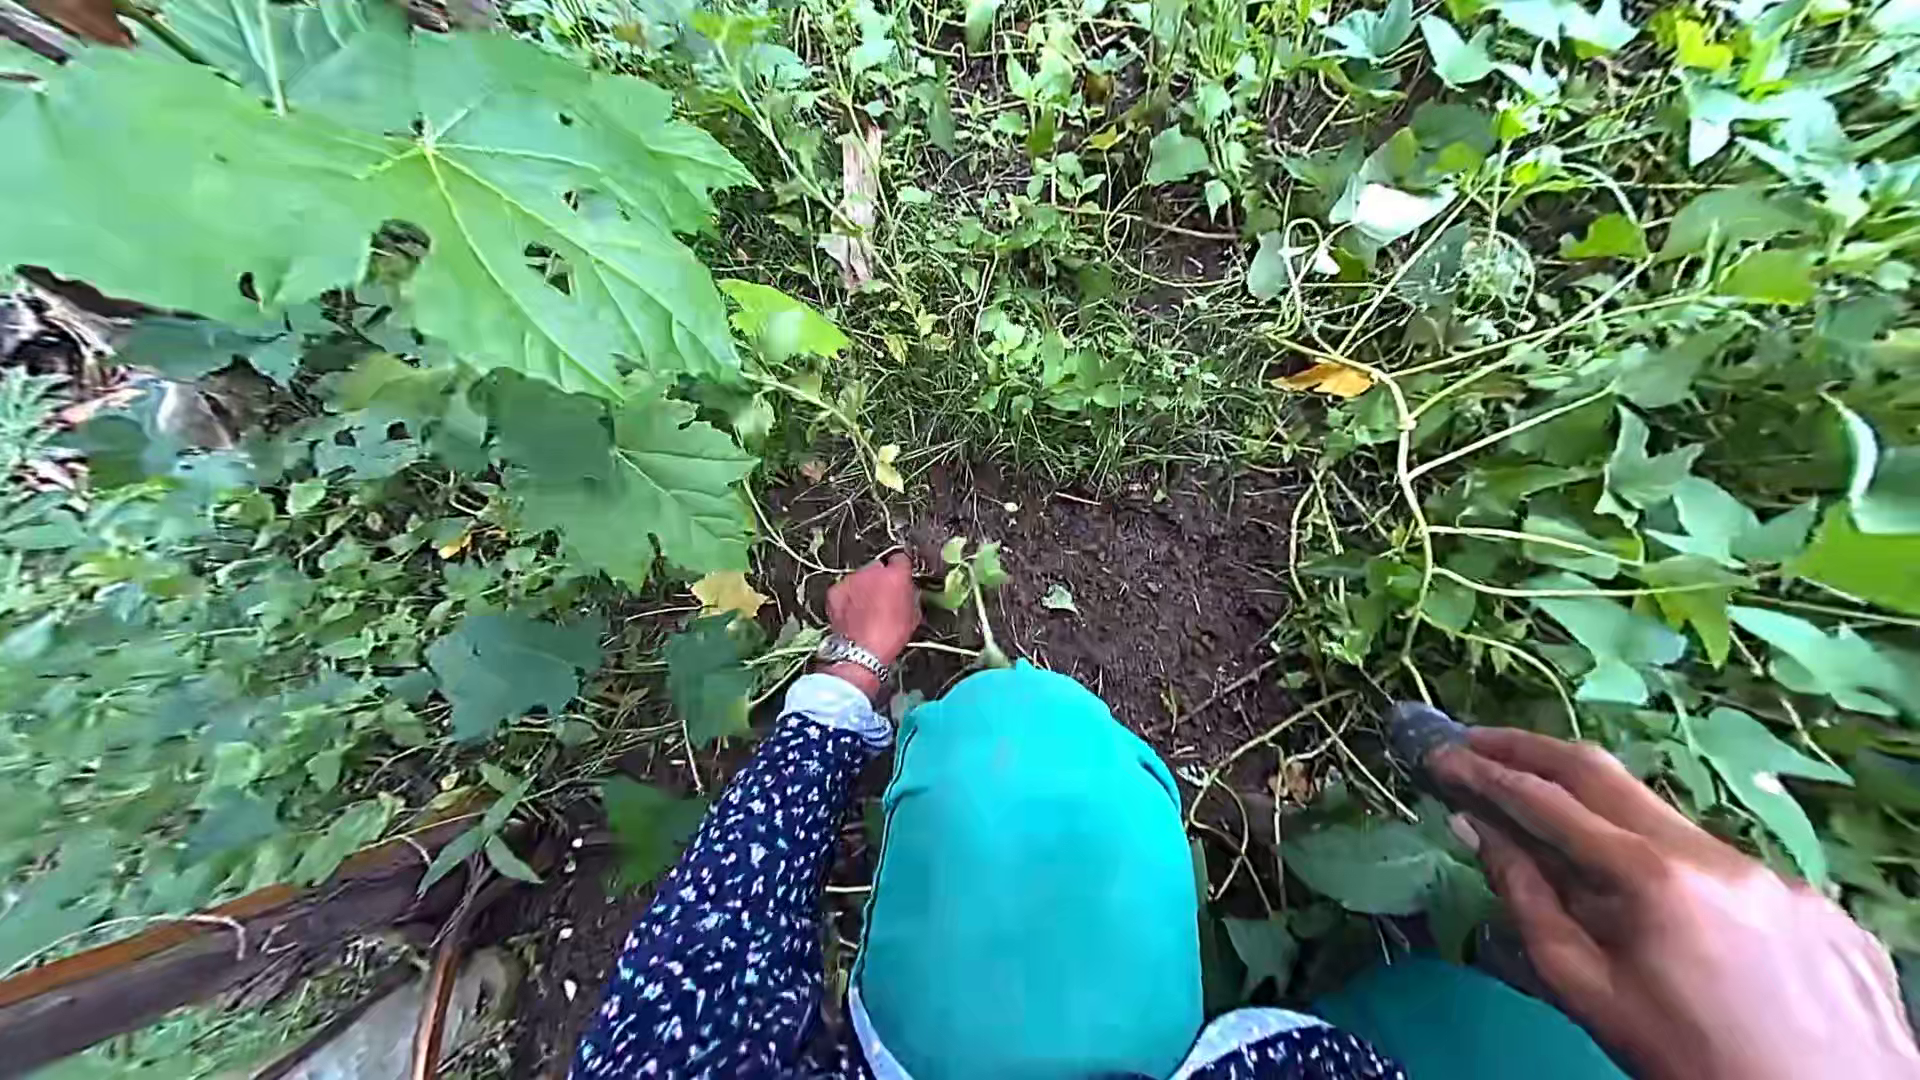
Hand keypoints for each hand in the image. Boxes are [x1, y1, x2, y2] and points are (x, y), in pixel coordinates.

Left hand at [819, 553, 920, 699]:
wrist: (861, 652)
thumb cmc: (888, 637)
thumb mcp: (913, 616)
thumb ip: (910, 596)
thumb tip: (908, 593)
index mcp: (896, 575)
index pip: (901, 559)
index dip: (901, 569)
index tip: (900, 577)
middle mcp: (872, 572)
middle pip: (878, 568)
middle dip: (881, 580)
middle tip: (883, 598)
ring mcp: (852, 580)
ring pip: (860, 578)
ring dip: (863, 588)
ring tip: (866, 609)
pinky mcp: (836, 590)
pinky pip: (845, 589)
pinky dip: (848, 597)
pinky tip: (853, 613)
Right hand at [1430, 728, 1916, 1079]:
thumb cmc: (1685, 1060)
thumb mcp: (1577, 980)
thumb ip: (1521, 891)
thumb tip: (1474, 825)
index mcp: (1655, 878)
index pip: (1544, 799)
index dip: (1480, 772)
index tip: (1436, 756)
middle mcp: (1716, 856)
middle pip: (1599, 772)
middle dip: (1525, 748)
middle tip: (1472, 741)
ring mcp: (1774, 875)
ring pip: (1652, 809)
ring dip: (1583, 795)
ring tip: (1534, 794)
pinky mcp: (1812, 901)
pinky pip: (1703, 853)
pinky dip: (1644, 844)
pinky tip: (1627, 873)